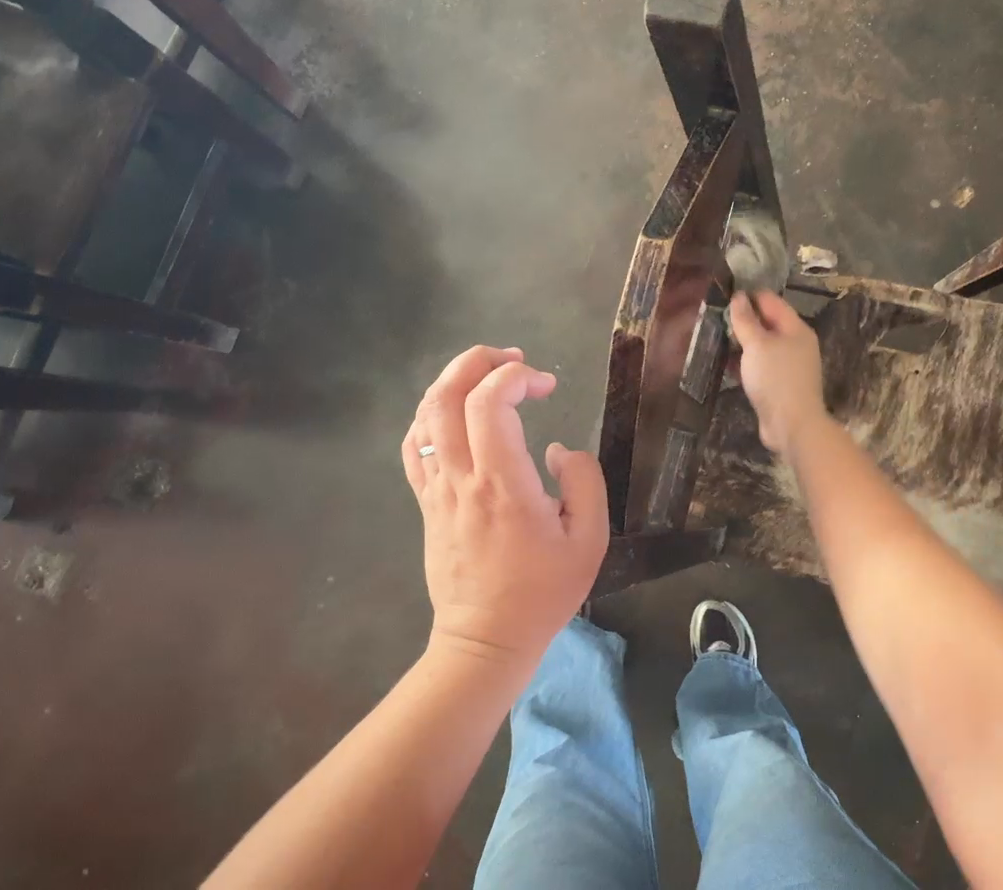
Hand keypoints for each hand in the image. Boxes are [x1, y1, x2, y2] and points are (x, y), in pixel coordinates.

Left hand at [402, 346, 608, 668]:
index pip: (491, 401)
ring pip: (425, 414)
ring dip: (454, 380)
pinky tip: (456, 413)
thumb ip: (584, 483)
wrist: (486, 641)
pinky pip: (413, 444)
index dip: (518, 376)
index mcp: (503, 484)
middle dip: (479, 361)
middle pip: (448, 394)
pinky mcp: (426, 502)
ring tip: (488, 376)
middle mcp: (461, 477)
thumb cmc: (543, 593)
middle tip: (514, 361)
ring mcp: (436, 489)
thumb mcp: (589, 541)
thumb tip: (558, 449)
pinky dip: (431, 414)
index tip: (548, 385)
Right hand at [729, 291, 830, 456]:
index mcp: (795, 328)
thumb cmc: (776, 379)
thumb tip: (738, 296)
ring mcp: (788, 365)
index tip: (722, 297)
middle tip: (714, 319)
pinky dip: (744, 362)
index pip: (770, 301)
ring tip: (715, 339)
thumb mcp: (757, 345)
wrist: (792, 425)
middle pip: (766, 323)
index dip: (748, 296)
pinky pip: (759, 365)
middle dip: (742, 320)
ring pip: (761, 346)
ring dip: (741, 343)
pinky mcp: (779, 384)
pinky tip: (726, 364)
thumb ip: (746, 320)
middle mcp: (795, 343)